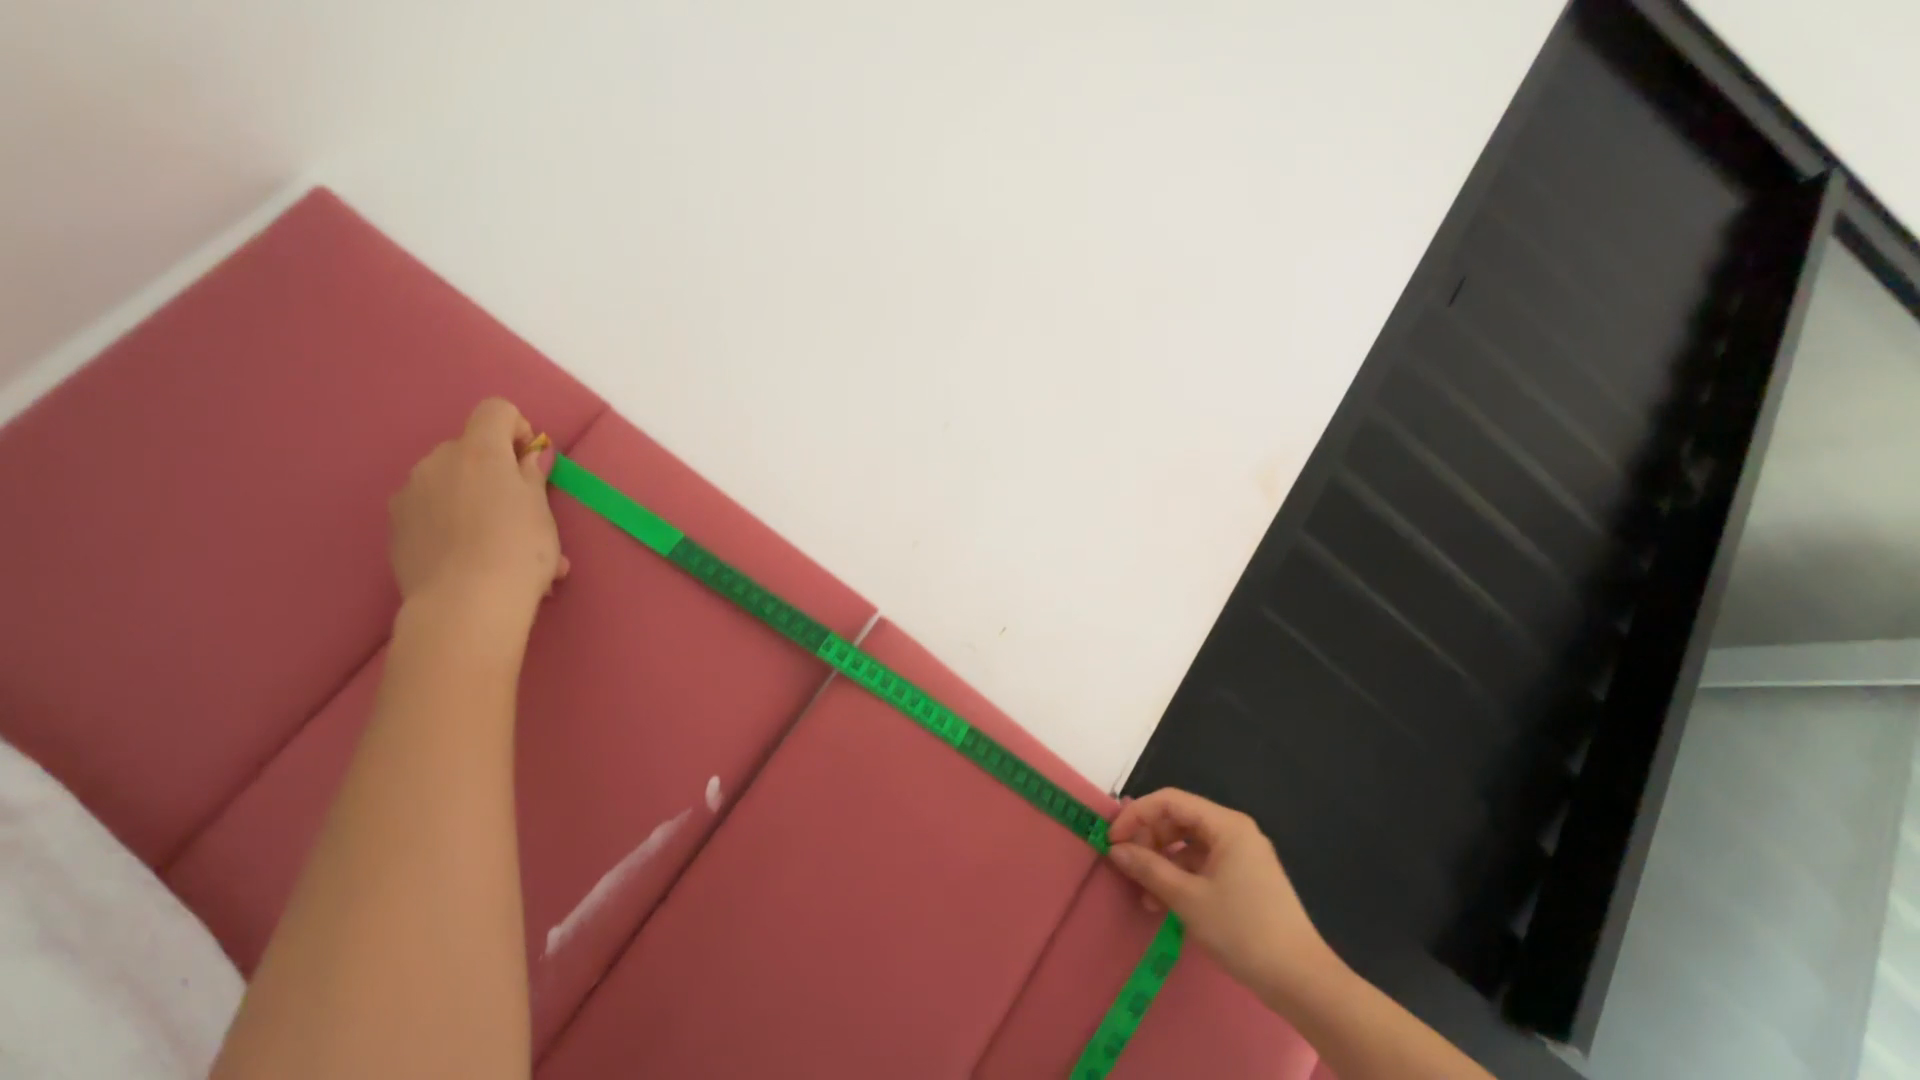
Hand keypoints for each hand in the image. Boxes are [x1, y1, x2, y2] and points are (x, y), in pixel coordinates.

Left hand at [388, 398, 569, 627]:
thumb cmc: (518, 551)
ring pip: (448, 483)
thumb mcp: (542, 512)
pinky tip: (467, 559)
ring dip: (471, 499)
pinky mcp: (395, 527)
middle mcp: (437, 462)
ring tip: (495, 545)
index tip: (530, 462)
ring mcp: (409, 494)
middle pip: (469, 449)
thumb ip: (532, 478)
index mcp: (479, 451)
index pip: (496, 410)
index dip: (517, 429)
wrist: (464, 605)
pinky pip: (430, 512)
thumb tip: (530, 459)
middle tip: (517, 511)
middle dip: (492, 470)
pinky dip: (449, 524)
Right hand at [1107, 788, 1340, 1005]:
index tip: (1112, 841)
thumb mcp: (1188, 899)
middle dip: (1148, 840)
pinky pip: (1202, 865)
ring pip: (1188, 845)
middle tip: (1127, 868)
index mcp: (1226, 825)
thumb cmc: (1242, 930)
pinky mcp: (1244, 879)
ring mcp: (1242, 856)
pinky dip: (1180, 878)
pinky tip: (1163, 905)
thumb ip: (1149, 869)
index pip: (1170, 801)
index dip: (1136, 815)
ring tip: (1143, 895)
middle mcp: (1235, 832)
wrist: (1299, 978)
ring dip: (1161, 863)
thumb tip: (1116, 850)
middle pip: (1179, 820)